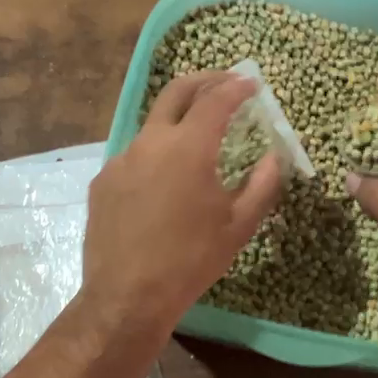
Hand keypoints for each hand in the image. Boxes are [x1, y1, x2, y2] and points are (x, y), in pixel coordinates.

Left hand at [81, 72, 282, 337]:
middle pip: (176, 92)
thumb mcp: (239, 226)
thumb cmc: (191, 260)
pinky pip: (134, 157)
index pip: (216, 100)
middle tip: (225, 83)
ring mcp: (121, 160)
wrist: (128, 296)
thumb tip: (274, 157)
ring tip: (197, 138)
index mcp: (189, 147)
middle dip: (204, 81)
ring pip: (153, 126)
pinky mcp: (104, 181)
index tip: (252, 83)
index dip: (236, 87)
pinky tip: (165, 183)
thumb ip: (262, 184)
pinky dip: (156, 155)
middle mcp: (151, 142)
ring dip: (178, 121)